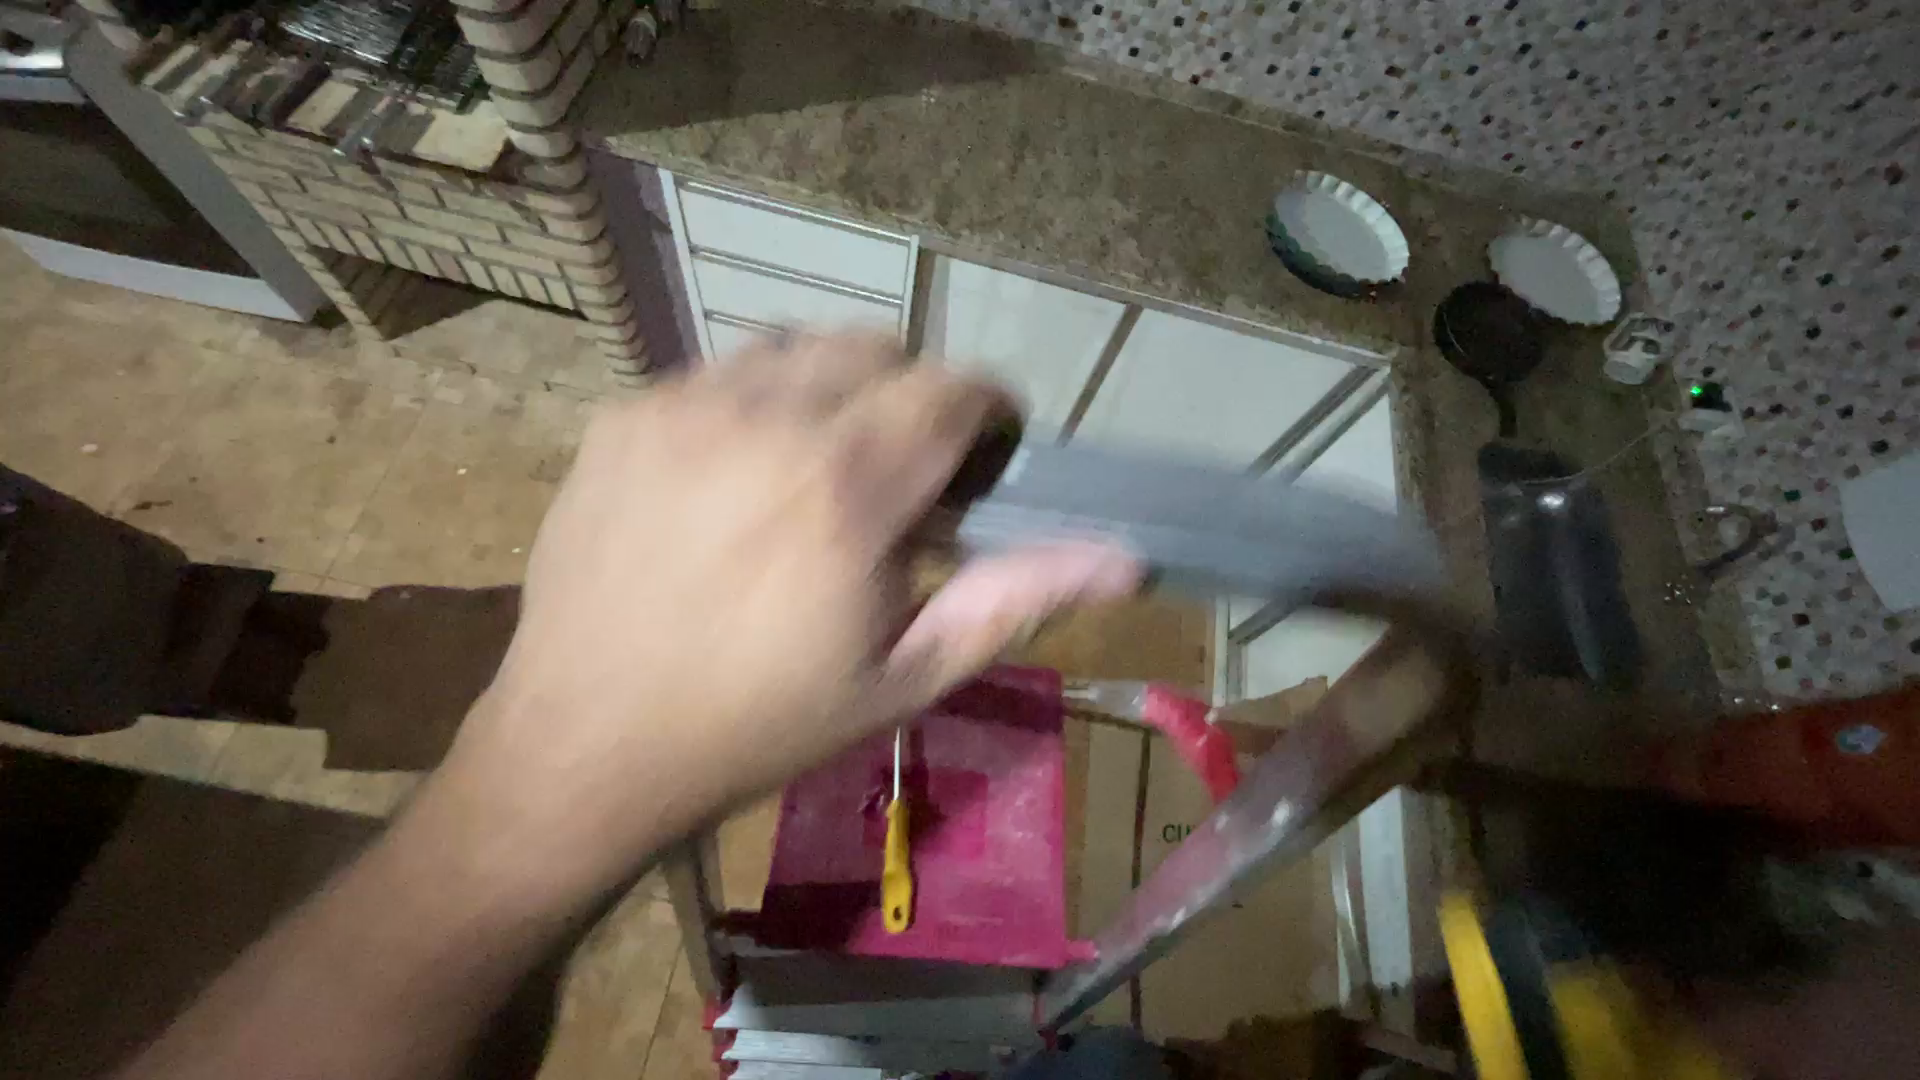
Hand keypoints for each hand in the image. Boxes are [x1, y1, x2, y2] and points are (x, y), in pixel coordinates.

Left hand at [416, 333, 1140, 904]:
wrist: (589, 745)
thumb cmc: (764, 724)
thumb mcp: (906, 678)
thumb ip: (1014, 599)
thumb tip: (1126, 560)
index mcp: (848, 486)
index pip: (952, 387)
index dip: (986, 410)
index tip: (985, 453)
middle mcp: (767, 419)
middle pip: (880, 348)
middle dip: (913, 396)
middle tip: (904, 473)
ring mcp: (684, 407)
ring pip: (800, 346)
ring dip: (836, 390)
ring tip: (824, 466)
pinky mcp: (626, 416)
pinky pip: (720, 373)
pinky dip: (758, 403)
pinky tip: (742, 475)